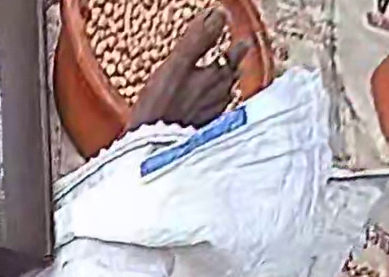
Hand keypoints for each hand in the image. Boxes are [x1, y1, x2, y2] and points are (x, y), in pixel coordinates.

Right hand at [126, 7, 253, 129]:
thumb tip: (219, 13)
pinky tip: (198, 114)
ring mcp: (209, 119)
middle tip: (228, 63)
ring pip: (221, 99)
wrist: (148, 151)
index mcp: (217, 77)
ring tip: (214, 88)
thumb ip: (199, 37)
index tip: (239, 42)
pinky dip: (205, 112)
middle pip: (230, 79)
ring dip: (218, 92)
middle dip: (229, 70)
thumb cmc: (159, 109)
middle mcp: (219, 99)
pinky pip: (207, 119)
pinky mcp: (197, 138)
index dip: (237, 47)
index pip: (237, 54)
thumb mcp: (177, 65)